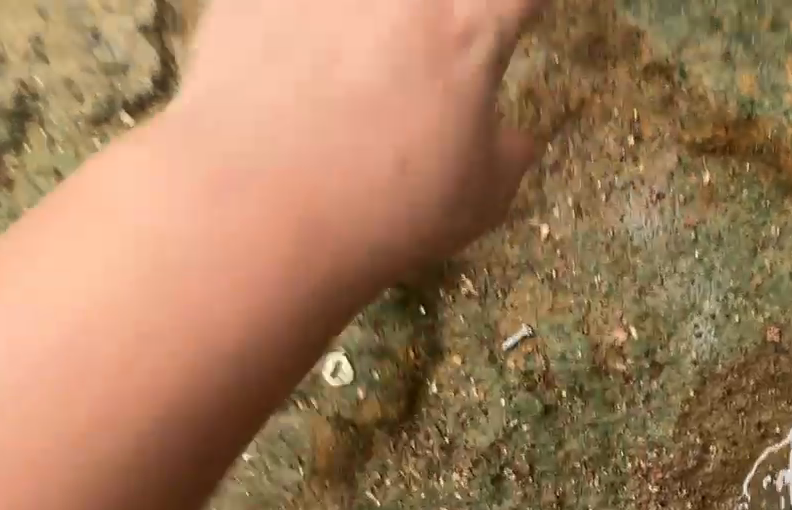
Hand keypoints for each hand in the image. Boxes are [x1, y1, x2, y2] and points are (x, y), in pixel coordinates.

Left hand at [160, 0, 543, 283]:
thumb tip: (514, 135)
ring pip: (369, 4)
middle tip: (446, 36)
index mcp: (468, 31)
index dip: (526, 5)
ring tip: (376, 64)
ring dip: (382, 20)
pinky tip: (315, 67)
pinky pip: (300, 4)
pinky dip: (315, 24)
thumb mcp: (484, 197)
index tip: (526, 15)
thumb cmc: (398, 208)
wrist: (265, 204)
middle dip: (450, 13)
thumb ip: (509, 152)